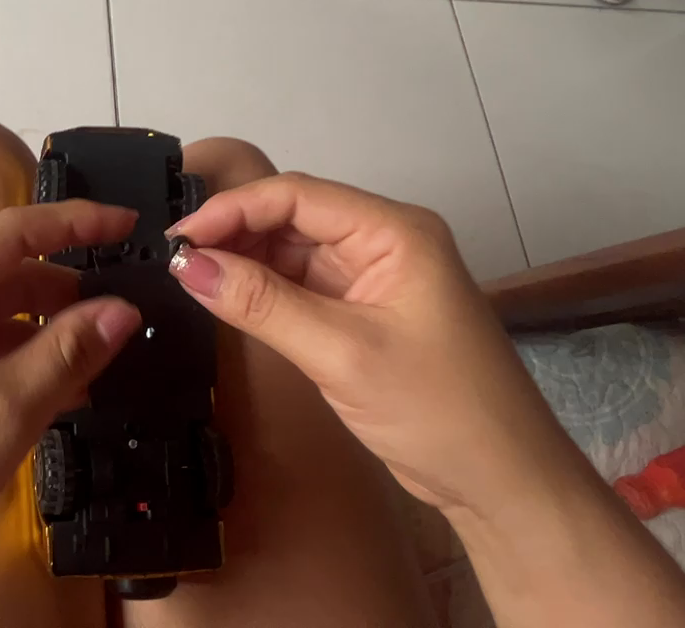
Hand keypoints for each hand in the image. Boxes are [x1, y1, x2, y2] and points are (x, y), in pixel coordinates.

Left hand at [0, 200, 142, 627]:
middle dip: (64, 291)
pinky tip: (53, 388)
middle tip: (127, 315)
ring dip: (42, 330)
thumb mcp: (4, 414)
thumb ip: (69, 352)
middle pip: (2, 270)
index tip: (133, 224)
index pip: (15, 230)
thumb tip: (126, 308)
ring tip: (100, 361)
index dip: (78, 222)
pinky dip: (12, 356)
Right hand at [166, 172, 583, 520]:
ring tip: (195, 277)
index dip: (232, 209)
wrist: (504, 488)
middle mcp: (381, 239)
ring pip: (291, 247)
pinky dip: (262, 287)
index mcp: (393, 230)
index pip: (296, 195)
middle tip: (180, 260)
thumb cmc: (439, 412)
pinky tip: (229, 296)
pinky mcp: (361, 307)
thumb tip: (185, 265)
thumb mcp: (341, 353)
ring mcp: (371, 274)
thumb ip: (260, 303)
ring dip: (244, 259)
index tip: (180, 238)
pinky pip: (299, 281)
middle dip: (234, 232)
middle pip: (291, 215)